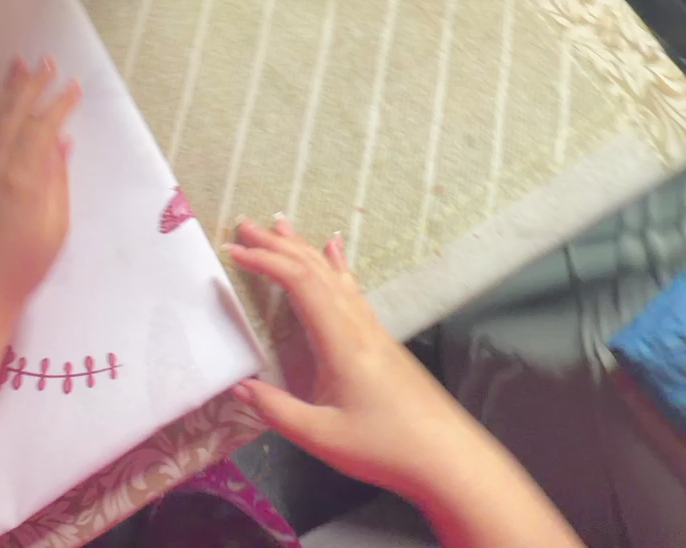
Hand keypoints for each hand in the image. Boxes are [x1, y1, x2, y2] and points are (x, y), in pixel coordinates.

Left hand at [0, 57, 80, 314]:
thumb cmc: (22, 264)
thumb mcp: (54, 225)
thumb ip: (57, 179)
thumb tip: (62, 142)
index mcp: (25, 175)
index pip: (43, 126)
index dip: (59, 104)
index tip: (73, 86)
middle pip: (15, 112)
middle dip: (32, 84)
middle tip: (45, 61)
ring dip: (5, 89)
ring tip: (16, 64)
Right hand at [225, 218, 487, 501]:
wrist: (452, 462)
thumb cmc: (386, 448)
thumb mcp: (323, 438)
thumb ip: (278, 411)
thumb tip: (237, 387)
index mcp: (340, 340)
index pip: (299, 283)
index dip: (264, 261)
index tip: (233, 252)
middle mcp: (356, 323)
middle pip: (313, 269)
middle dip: (276, 244)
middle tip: (244, 225)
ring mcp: (371, 328)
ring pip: (332, 274)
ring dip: (302, 247)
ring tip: (279, 225)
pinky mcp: (379, 338)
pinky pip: (351, 287)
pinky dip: (336, 263)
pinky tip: (334, 247)